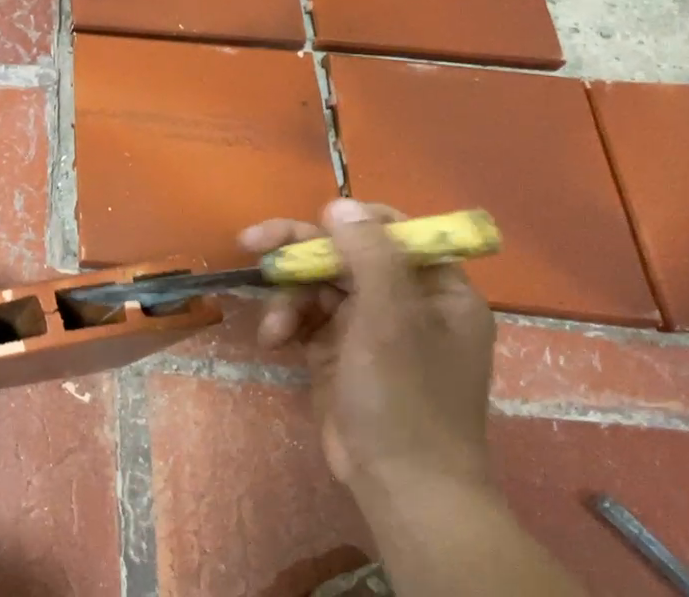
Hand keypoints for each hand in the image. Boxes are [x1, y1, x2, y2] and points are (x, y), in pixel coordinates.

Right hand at [239, 199, 495, 499]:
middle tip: (251, 243)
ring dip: (287, 298)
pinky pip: (304, 316)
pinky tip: (272, 341)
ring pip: (316, 284)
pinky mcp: (337, 350)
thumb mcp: (390, 319)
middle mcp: (404, 301)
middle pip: (344, 253)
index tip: (312, 225)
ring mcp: (369, 327)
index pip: (393, 231)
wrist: (399, 484)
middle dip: (299, 254)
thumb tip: (339, 204)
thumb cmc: (406, 397)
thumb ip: (368, 255)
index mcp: (437, 289)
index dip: (350, 222)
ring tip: (273, 329)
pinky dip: (285, 323)